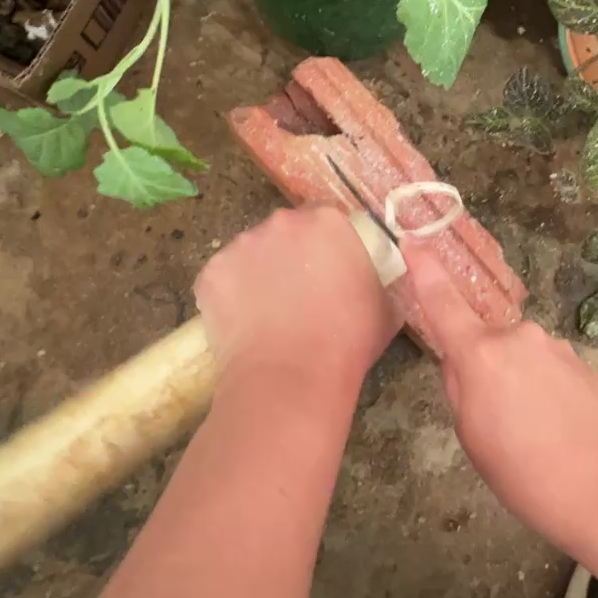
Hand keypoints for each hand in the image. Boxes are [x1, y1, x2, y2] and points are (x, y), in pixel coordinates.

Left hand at [194, 206, 400, 392]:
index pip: (328, 220)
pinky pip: (224, 277)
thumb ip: (375, 280)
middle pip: (287, 230)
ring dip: (261, 271)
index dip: (328, 245)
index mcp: (329, 223)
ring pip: (253, 252)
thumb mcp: (385, 305)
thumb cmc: (348, 341)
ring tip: (270, 310)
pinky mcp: (211, 273)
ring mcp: (242, 246)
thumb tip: (370, 281)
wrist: (291, 378)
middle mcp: (283, 223)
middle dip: (292, 253)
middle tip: (301, 290)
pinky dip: (232, 294)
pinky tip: (246, 322)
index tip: (331, 269)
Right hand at [403, 242, 597, 550]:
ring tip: (534, 438)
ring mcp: (556, 346)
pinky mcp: (583, 361)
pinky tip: (560, 432)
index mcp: (482, 354)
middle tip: (497, 427)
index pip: (444, 305)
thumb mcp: (474, 440)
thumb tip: (466, 365)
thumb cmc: (528, 477)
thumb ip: (462, 390)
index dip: (425, 273)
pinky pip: (546, 370)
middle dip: (483, 373)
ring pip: (518, 359)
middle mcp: (520, 336)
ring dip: (517, 386)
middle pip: (485, 344)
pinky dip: (544, 394)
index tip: (412, 242)